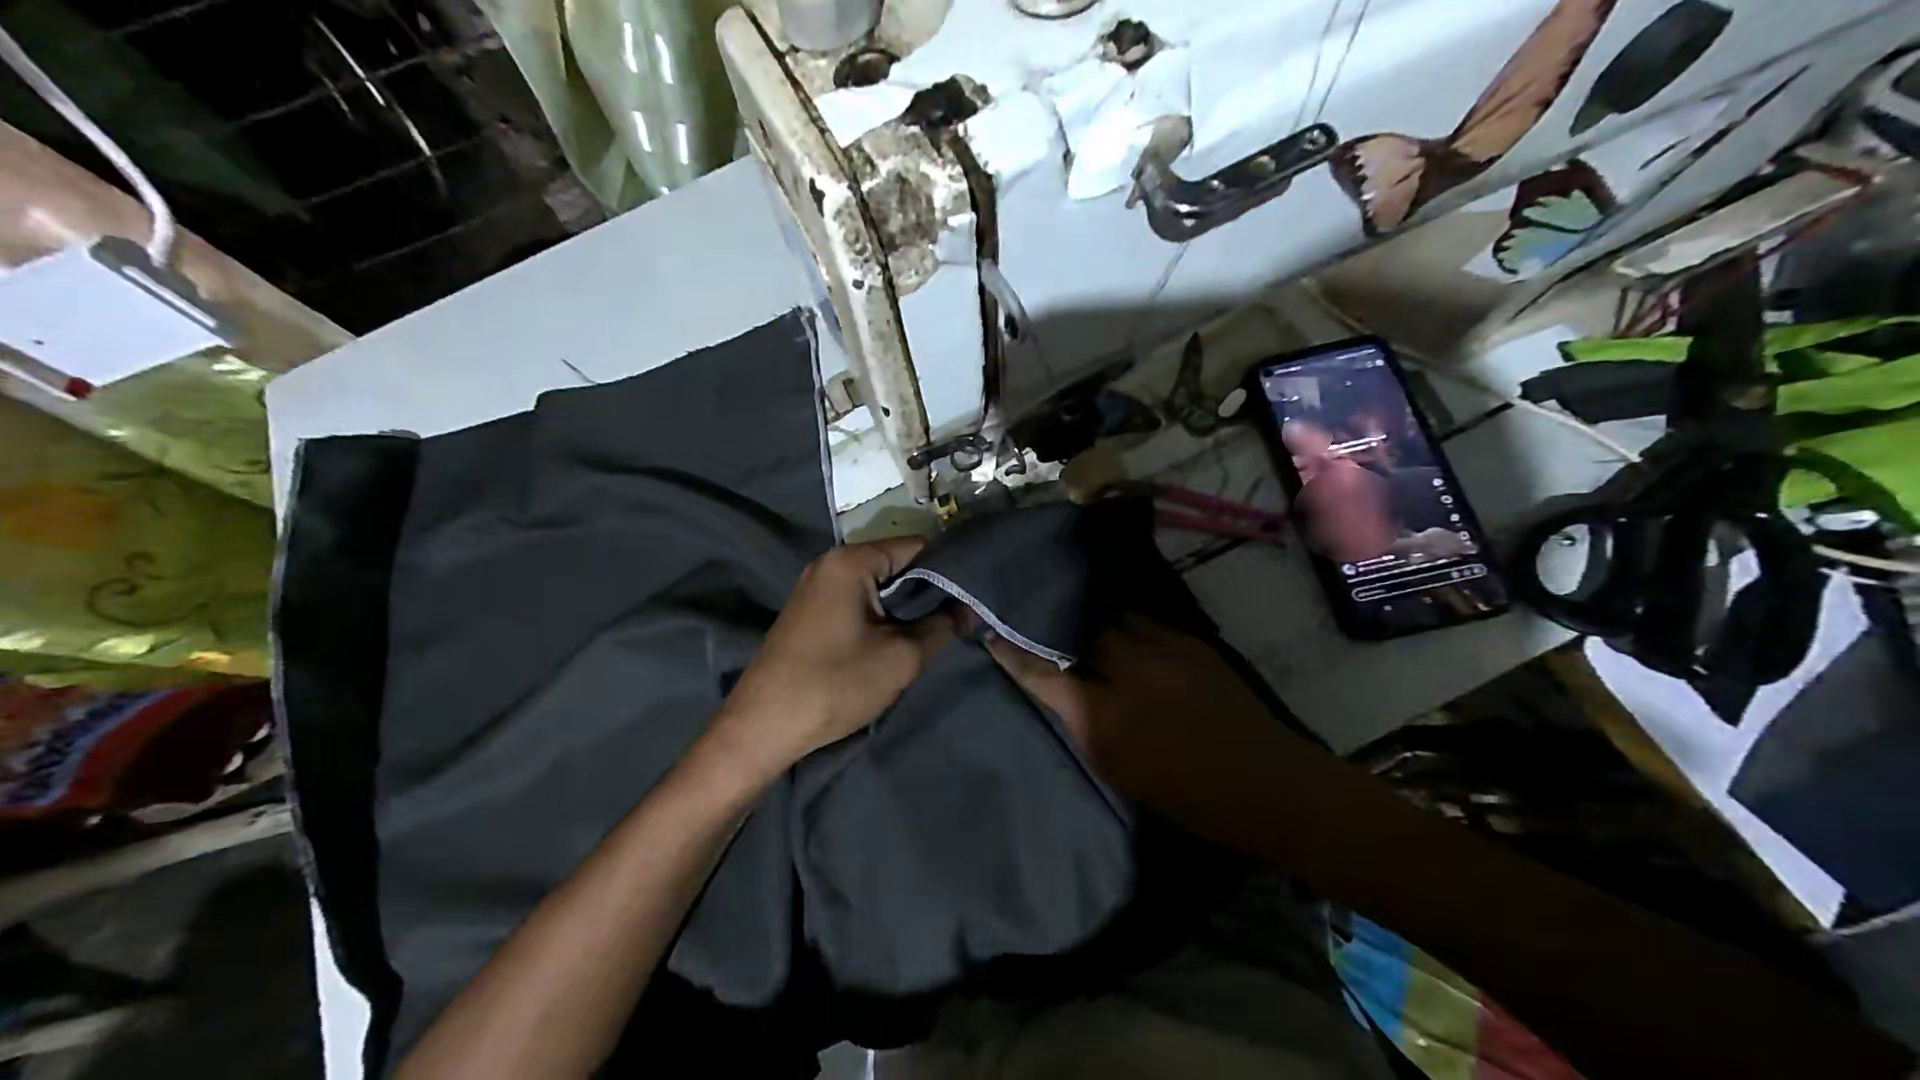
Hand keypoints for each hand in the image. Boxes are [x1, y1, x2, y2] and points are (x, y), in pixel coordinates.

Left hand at [716, 538, 955, 772]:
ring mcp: (817, 587)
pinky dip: (883, 615)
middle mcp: (831, 563)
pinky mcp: (811, 612)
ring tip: (939, 629)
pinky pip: (859, 601)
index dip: (951, 568)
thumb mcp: (901, 657)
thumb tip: (969, 609)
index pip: (917, 547)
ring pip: (879, 585)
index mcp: (851, 561)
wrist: (763, 728)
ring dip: (906, 606)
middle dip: (930, 590)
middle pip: (897, 564)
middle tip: (964, 616)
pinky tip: (900, 639)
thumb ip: (942, 625)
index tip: (978, 592)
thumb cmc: (835, 684)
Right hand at [985, 617, 1286, 802]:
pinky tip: (1125, 635)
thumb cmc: (1185, 794)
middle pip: (1079, 634)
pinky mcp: (1191, 643)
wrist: (1265, 783)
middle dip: (1059, 631)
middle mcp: (1130, 673)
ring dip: (1096, 626)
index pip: (1045, 675)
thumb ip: (1083, 723)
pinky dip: (1128, 628)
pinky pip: (1145, 624)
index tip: (992, 637)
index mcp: (1105, 717)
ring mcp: (1165, 652)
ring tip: (1083, 626)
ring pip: (1113, 621)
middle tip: (1046, 629)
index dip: (1015, 655)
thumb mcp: (1118, 768)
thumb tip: (1059, 689)